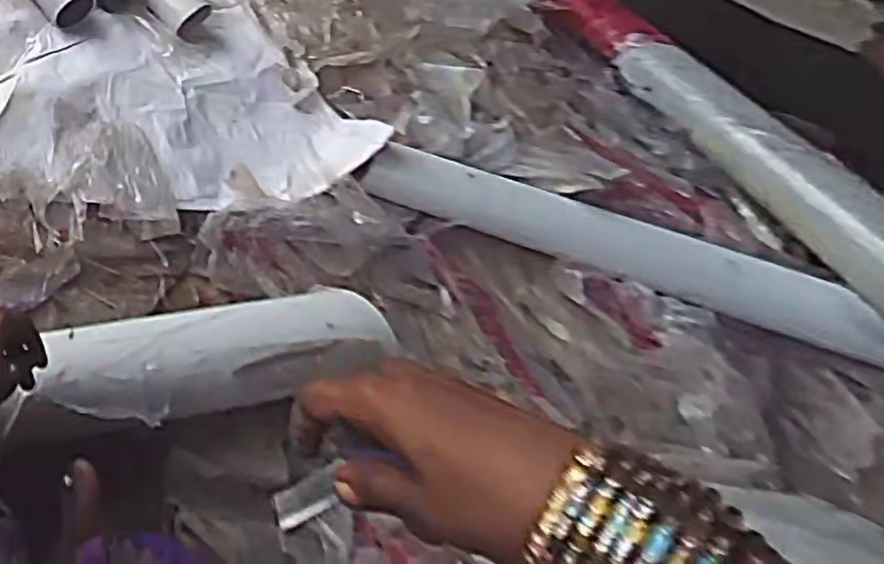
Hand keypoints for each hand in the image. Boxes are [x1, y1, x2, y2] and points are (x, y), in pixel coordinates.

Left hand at [0, 309, 46, 416]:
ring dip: (1, 352)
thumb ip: (24, 364)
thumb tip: (27, 359)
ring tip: (5, 376)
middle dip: (18, 350)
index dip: (36, 344)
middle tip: (25, 374)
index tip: (39, 365)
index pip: (25, 323)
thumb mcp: (9, 378)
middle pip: (6, 327)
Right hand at [292, 358, 584, 563]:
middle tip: (356, 472)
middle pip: (350, 390)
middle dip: (346, 428)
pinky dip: (408, 424)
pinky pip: (416, 397)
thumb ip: (372, 487)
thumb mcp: (423, 506)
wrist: (580, 493)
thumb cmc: (490, 500)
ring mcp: (435, 378)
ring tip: (400, 477)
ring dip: (378, 428)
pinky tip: (434, 466)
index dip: (303, 423)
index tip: (305, 453)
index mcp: (378, 396)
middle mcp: (400, 376)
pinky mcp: (465, 390)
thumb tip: (343, 480)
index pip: (317, 396)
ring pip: (385, 394)